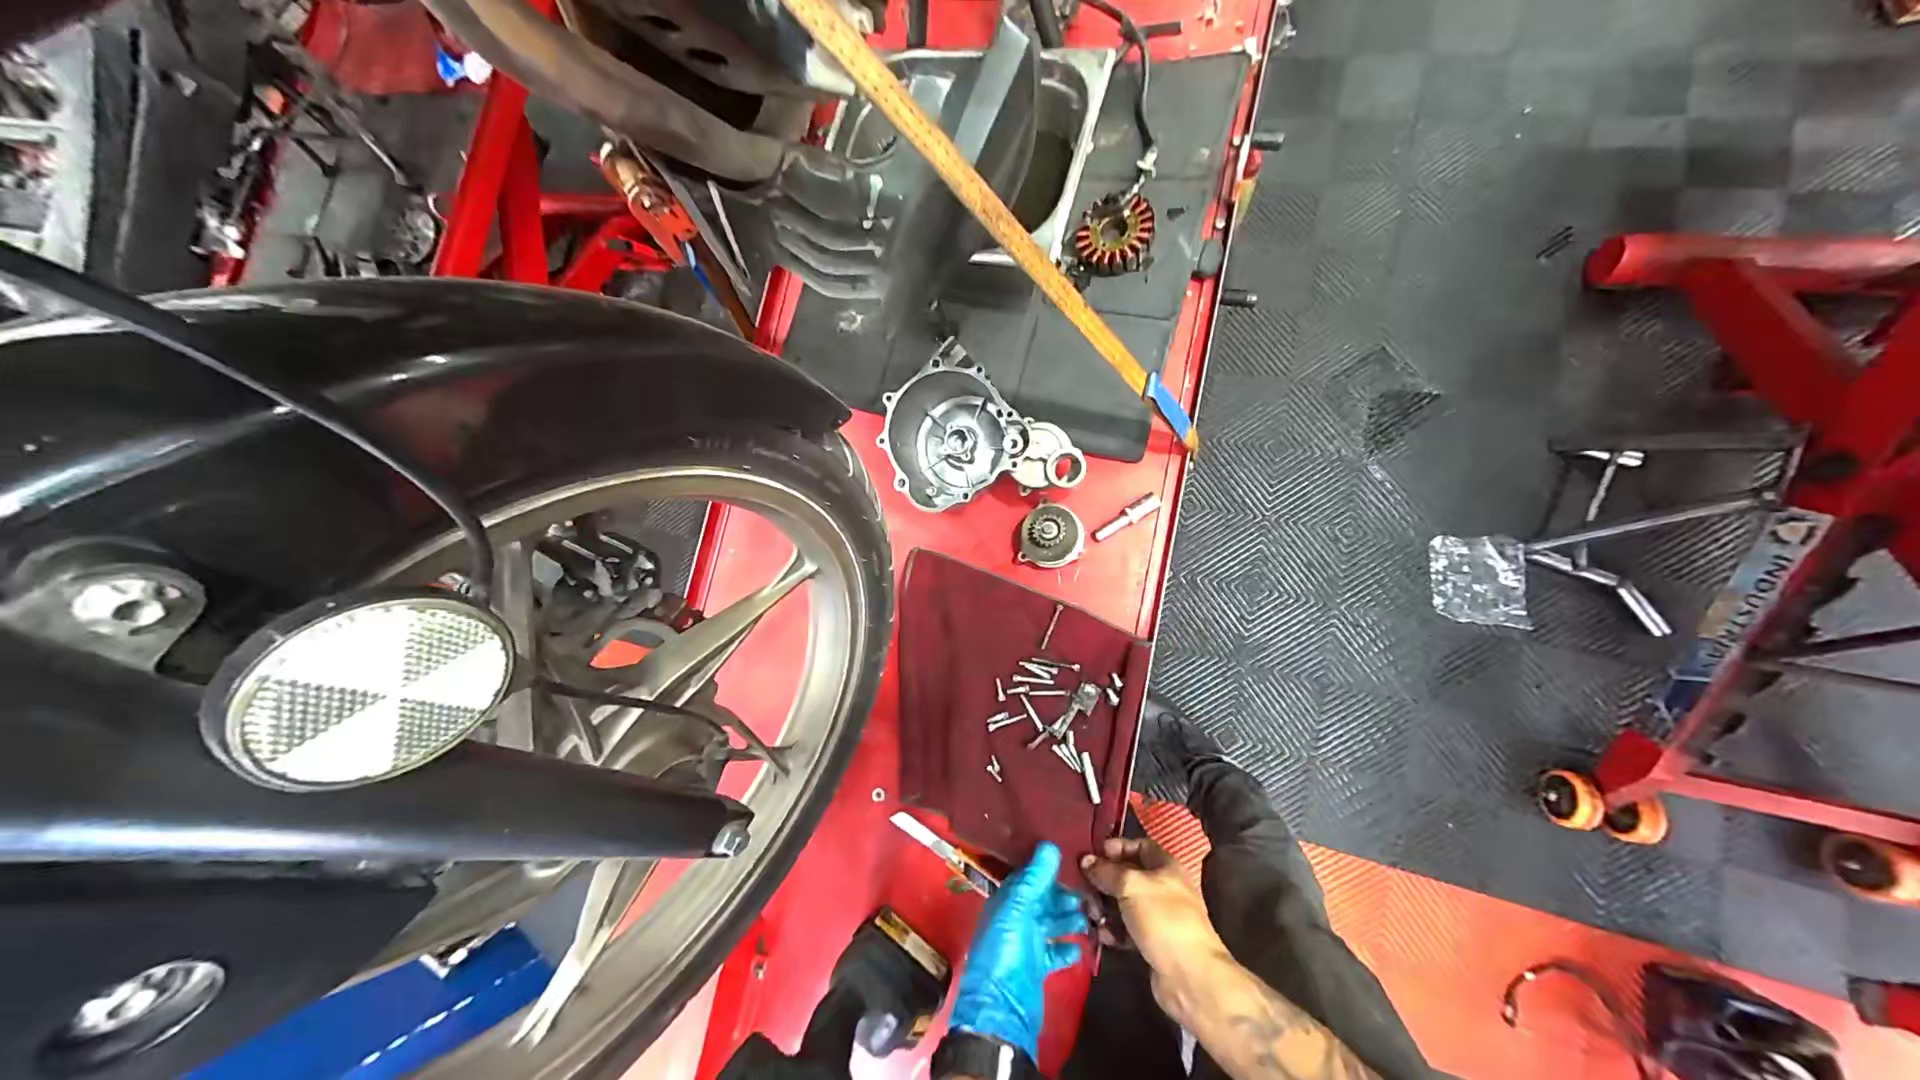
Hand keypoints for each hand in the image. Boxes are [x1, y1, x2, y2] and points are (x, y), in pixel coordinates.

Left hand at [949, 842, 1089, 1057]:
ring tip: (1092, 915)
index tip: (1076, 861)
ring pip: (1053, 923)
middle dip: (1065, 894)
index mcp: (1007, 902)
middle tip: (1091, 891)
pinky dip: (1069, 947)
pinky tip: (1082, 945)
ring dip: (1071, 918)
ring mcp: (1028, 944)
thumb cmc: (1006, 953)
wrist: (1002, 1012)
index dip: (1051, 870)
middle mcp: (1016, 919)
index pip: (1030, 878)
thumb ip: (1033, 880)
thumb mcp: (1017, 910)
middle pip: (1044, 900)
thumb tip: (1049, 846)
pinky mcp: (1039, 967)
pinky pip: (1057, 952)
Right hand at [1080, 837, 1224, 977]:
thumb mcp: (1131, 886)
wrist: (1191, 976)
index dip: (1116, 847)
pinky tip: (1103, 935)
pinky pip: (1126, 929)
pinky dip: (1113, 930)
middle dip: (1104, 881)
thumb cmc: (1163, 919)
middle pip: (1127, 876)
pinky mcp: (1151, 942)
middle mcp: (1162, 889)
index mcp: (1165, 867)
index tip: (1092, 855)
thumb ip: (1106, 871)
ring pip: (1124, 904)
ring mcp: (1158, 917)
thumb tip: (1086, 860)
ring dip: (1105, 908)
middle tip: (1085, 889)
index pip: (1139, 846)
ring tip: (1093, 916)